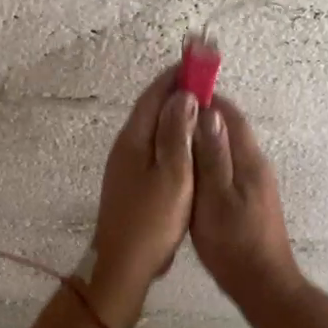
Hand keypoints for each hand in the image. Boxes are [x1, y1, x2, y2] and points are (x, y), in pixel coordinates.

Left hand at [91, 67, 197, 293]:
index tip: (197, 63)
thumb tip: (183, 96)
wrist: (122, 264)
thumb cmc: (152, 220)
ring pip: (152, 127)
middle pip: (151, 108)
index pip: (154, 95)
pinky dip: (170, 134)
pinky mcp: (131, 180)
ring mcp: (125, 163)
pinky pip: (153, 144)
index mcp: (134, 138)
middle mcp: (125, 144)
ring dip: (174, 113)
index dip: (175, 77)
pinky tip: (186, 144)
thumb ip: (176, 133)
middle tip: (204, 82)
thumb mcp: (173, 174)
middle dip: (175, 91)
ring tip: (201, 107)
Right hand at [191, 95, 303, 307]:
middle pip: (228, 127)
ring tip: (171, 139)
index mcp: (248, 159)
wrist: (264, 286)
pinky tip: (187, 170)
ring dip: (202, 137)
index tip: (177, 89)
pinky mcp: (250, 198)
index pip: (228, 113)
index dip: (205, 97)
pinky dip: (207, 157)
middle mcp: (255, 164)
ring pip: (226, 146)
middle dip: (200, 115)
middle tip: (167, 115)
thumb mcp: (215, 197)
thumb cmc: (234, 243)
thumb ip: (213, 155)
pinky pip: (226, 164)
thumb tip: (209, 112)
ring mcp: (255, 182)